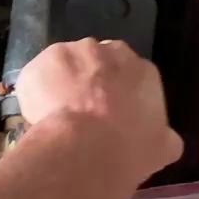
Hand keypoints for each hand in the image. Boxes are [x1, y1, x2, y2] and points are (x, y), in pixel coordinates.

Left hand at [15, 39, 181, 182]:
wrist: (88, 144)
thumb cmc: (130, 147)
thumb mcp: (162, 147)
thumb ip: (162, 135)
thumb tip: (164, 138)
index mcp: (142, 70)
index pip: (128, 76)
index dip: (115, 96)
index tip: (107, 115)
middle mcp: (107, 51)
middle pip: (94, 65)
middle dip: (87, 86)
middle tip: (80, 115)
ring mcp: (70, 53)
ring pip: (62, 69)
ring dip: (58, 88)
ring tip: (55, 119)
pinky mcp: (38, 64)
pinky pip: (35, 80)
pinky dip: (34, 96)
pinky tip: (38, 118)